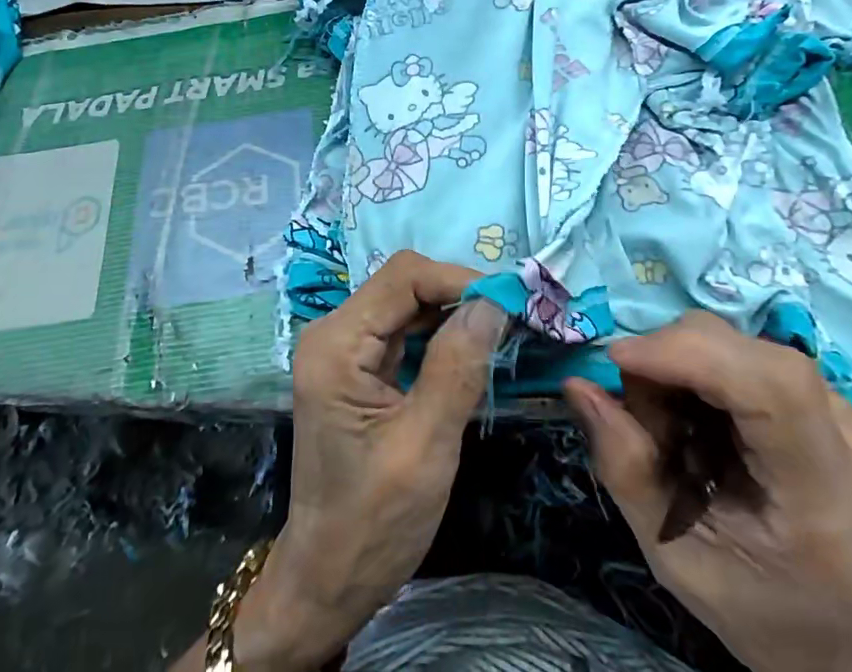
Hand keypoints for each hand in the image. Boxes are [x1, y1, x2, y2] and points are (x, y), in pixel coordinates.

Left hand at [172, 251, 503, 671]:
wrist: (330, 573)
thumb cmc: (375, 519)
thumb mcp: (425, 445)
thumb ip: (456, 367)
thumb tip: (493, 303)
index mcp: (335, 344)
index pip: (403, 278)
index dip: (460, 280)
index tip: (515, 303)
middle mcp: (332, 334)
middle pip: (403, 287)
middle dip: (461, 295)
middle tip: (520, 317)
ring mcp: (342, 352)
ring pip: (406, 308)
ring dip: (455, 315)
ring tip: (509, 330)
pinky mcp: (356, 371)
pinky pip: (403, 336)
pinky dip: (441, 337)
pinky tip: (476, 350)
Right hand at [564, 311, 851, 671]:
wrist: (845, 639)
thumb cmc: (756, 609)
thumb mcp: (673, 559)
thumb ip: (627, 471)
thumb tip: (579, 386)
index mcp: (821, 501)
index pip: (773, 389)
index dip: (690, 355)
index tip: (618, 360)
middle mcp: (849, 448)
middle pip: (751, 353)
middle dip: (670, 359)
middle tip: (637, 413)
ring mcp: (849, 422)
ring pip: (745, 345)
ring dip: (681, 366)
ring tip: (668, 428)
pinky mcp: (828, 407)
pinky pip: (749, 358)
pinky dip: (700, 372)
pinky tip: (695, 422)